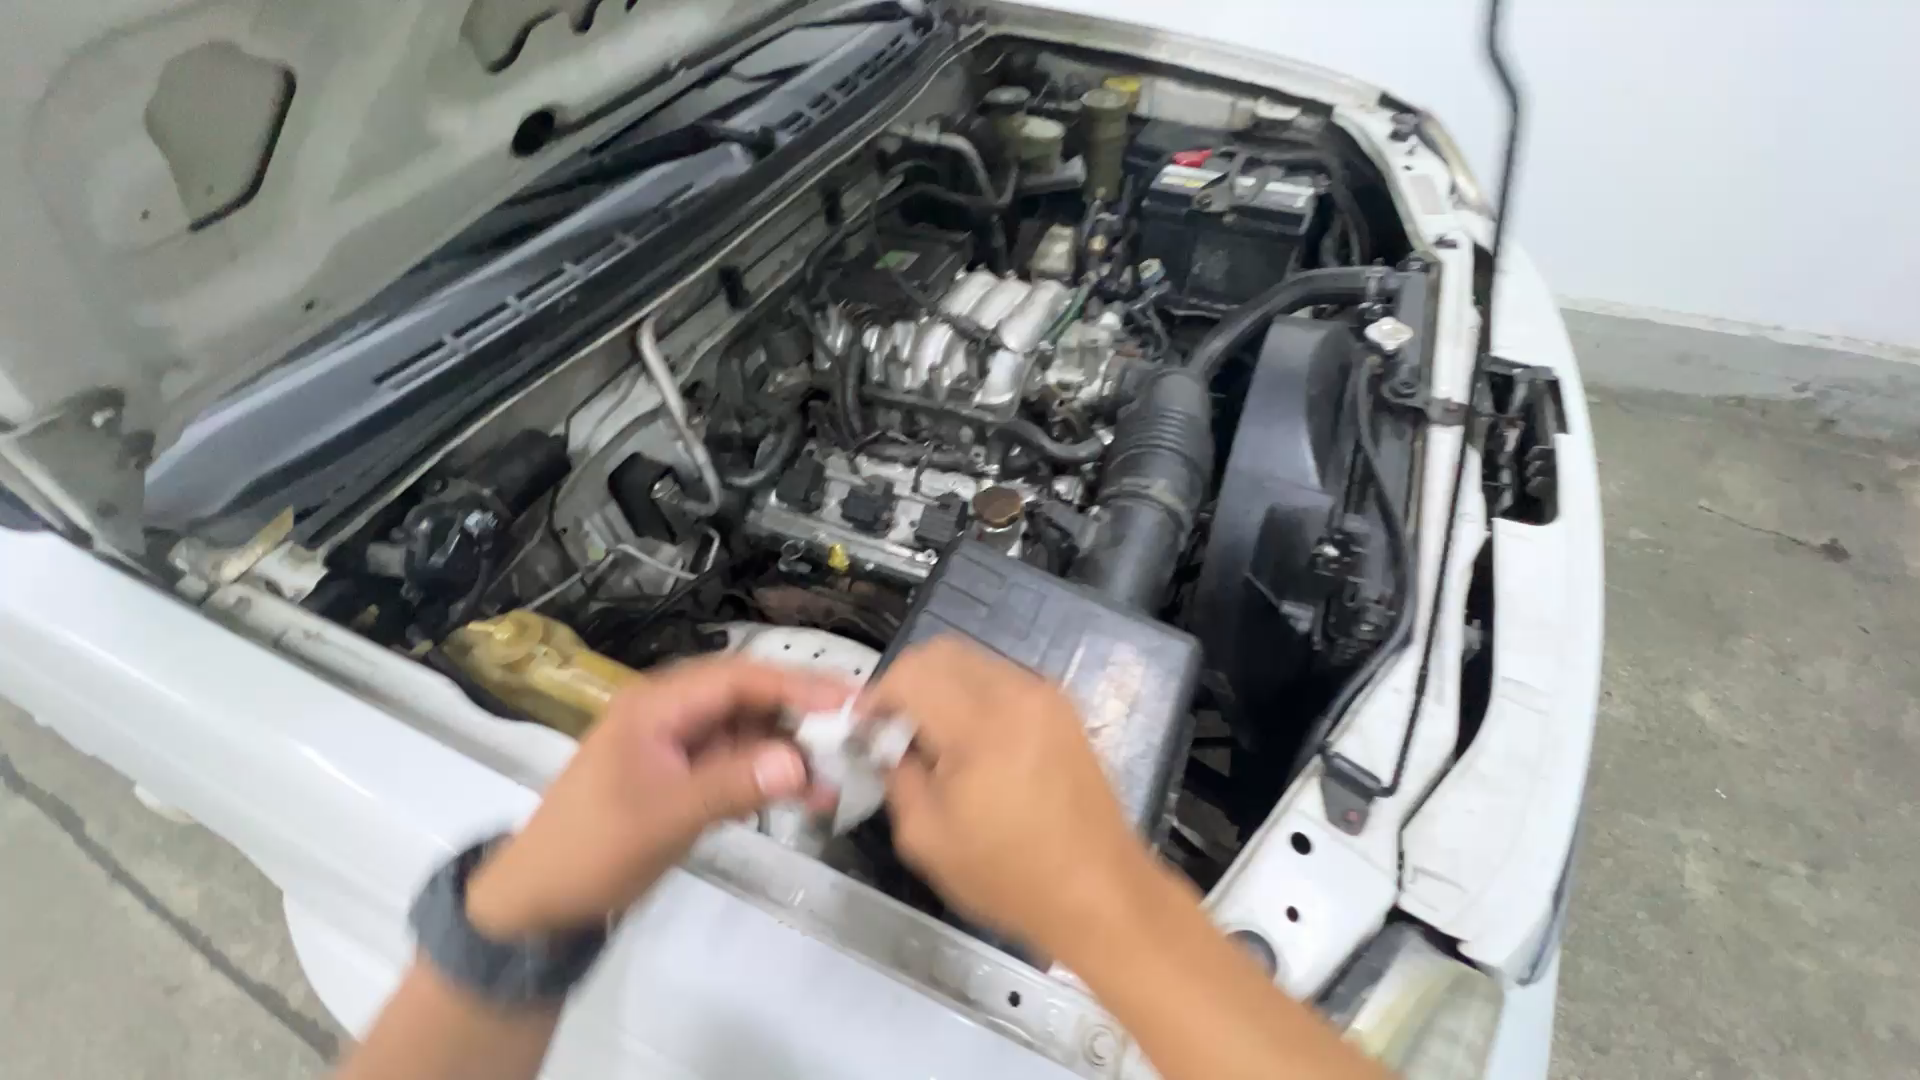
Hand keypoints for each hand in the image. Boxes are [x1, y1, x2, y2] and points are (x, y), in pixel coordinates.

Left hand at [465, 655, 850, 937]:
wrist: (537, 908)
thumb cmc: (591, 851)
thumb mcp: (664, 818)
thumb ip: (733, 785)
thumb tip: (799, 764)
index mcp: (657, 705)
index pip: (739, 678)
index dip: (795, 685)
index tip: (846, 700)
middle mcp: (673, 714)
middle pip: (749, 699)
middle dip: (801, 715)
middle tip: (853, 732)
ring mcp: (681, 746)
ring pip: (750, 733)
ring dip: (791, 752)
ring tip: (838, 774)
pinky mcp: (687, 777)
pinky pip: (741, 766)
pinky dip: (773, 778)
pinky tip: (811, 796)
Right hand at [861, 637, 1159, 958]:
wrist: (1102, 891)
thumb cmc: (1011, 875)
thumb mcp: (928, 837)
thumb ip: (897, 776)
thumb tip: (889, 744)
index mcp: (981, 723)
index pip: (911, 672)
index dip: (877, 695)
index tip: (863, 728)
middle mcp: (1016, 692)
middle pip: (941, 652)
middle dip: (906, 682)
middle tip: (892, 728)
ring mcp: (1044, 694)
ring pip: (972, 660)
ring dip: (940, 685)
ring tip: (931, 735)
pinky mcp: (1061, 706)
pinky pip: (1001, 678)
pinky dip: (973, 694)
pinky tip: (970, 740)